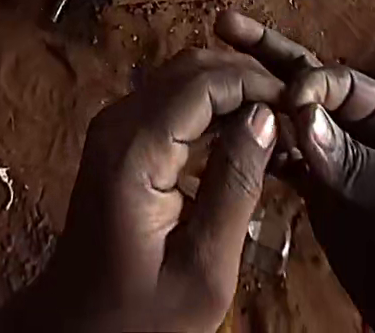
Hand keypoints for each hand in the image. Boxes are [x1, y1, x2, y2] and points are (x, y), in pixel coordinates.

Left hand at [0, 49, 282, 332]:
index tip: (298, 105)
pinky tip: (243, 127)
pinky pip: (173, 96)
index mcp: (134, 149)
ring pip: (184, 75)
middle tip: (292, 108)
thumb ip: (236, 185)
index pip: (204, 82)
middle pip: (192, 67)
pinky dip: (212, 101)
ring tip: (276, 117)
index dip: (255, 83)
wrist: (75, 332)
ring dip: (232, 86)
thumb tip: (267, 115)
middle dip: (247, 77)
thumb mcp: (204, 268)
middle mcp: (118, 120)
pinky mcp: (121, 133)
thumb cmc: (142, 317)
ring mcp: (115, 123)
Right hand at [216, 13, 374, 332]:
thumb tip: (299, 115)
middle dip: (267, 55)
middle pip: (308, 87)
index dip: (310, 85)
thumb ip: (360, 161)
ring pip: (291, 125)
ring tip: (214, 83)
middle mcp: (363, 135)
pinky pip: (289, 169)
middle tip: (225, 24)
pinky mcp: (328, 207)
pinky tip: (230, 144)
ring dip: (255, 101)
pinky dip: (259, 153)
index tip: (286, 102)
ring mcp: (342, 171)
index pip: (341, 84)